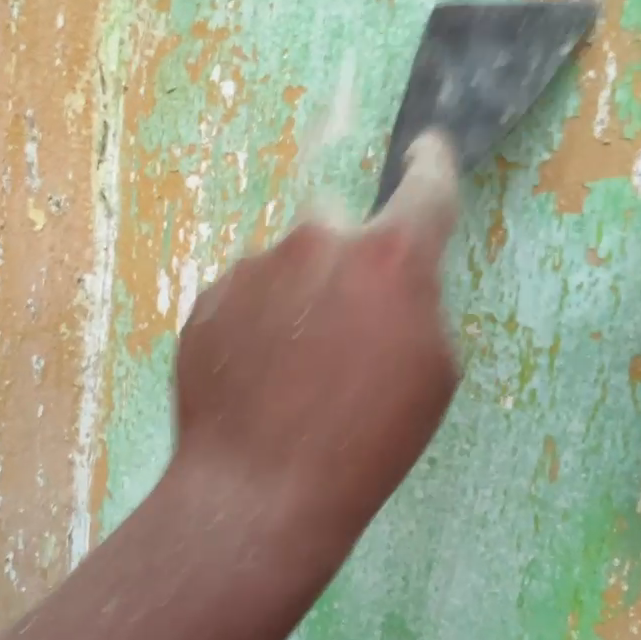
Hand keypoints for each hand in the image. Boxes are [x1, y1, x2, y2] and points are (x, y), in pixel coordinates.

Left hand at [171, 131, 462, 539]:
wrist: (260, 489)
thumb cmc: (367, 441)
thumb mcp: (433, 374)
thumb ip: (419, 302)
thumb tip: (392, 283)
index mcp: (388, 257)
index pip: (424, 185)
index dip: (429, 164)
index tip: (424, 150)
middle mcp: (316, 241)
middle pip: (338, 223)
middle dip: (346, 258)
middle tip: (342, 324)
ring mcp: (252, 267)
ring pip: (287, 264)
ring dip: (296, 295)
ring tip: (290, 369)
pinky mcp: (207, 298)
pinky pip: (245, 294)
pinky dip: (255, 321)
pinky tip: (255, 375)